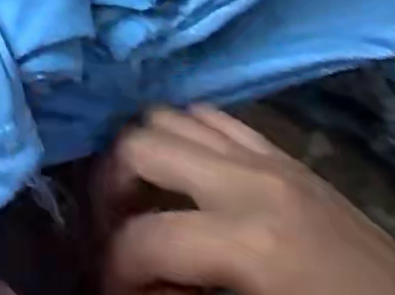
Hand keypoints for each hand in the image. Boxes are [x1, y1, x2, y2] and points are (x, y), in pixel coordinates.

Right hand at [99, 105, 394, 294]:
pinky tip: (185, 173)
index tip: (105, 285)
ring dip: (142, 152)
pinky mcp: (290, 159)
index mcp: (251, 241)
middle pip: (138, 145)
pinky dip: (184, 135)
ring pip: (167, 116)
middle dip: (110, 185)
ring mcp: (272, 161)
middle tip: (111, 226)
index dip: (112, 266)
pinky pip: (213, 118)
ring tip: (142, 194)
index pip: (144, 238)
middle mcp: (250, 181)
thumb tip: (139, 284)